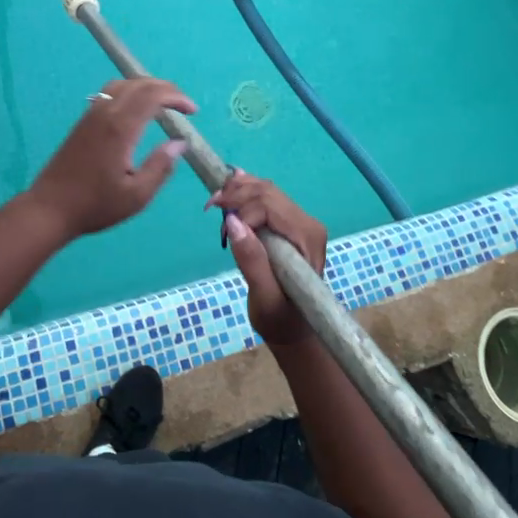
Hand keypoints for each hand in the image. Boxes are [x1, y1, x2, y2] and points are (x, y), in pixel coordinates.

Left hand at [24, 78, 195, 237]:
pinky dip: (130, 91)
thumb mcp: (137, 196)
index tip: (193, 111)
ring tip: (163, 103)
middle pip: (139, 84)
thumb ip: (160, 166)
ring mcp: (91, 115)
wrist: (50, 208)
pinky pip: (109, 93)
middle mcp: (105, 113)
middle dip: (166, 88)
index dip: (176, 97)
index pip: (153, 95)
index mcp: (120, 128)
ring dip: (146, 87)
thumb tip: (180, 143)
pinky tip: (136, 110)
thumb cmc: (95, 205)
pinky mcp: (83, 121)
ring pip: (122, 84)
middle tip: (183, 105)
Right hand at [209, 172, 326, 346]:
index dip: (242, 210)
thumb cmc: (280, 319)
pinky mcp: (288, 223)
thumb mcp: (264, 297)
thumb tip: (233, 221)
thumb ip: (252, 261)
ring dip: (238, 191)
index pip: (269, 206)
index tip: (221, 234)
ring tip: (215, 202)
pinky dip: (245, 191)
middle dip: (236, 195)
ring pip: (265, 189)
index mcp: (307, 237)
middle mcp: (307, 223)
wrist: (293, 330)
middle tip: (210, 208)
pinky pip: (266, 196)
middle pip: (266, 192)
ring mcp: (299, 221)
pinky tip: (230, 186)